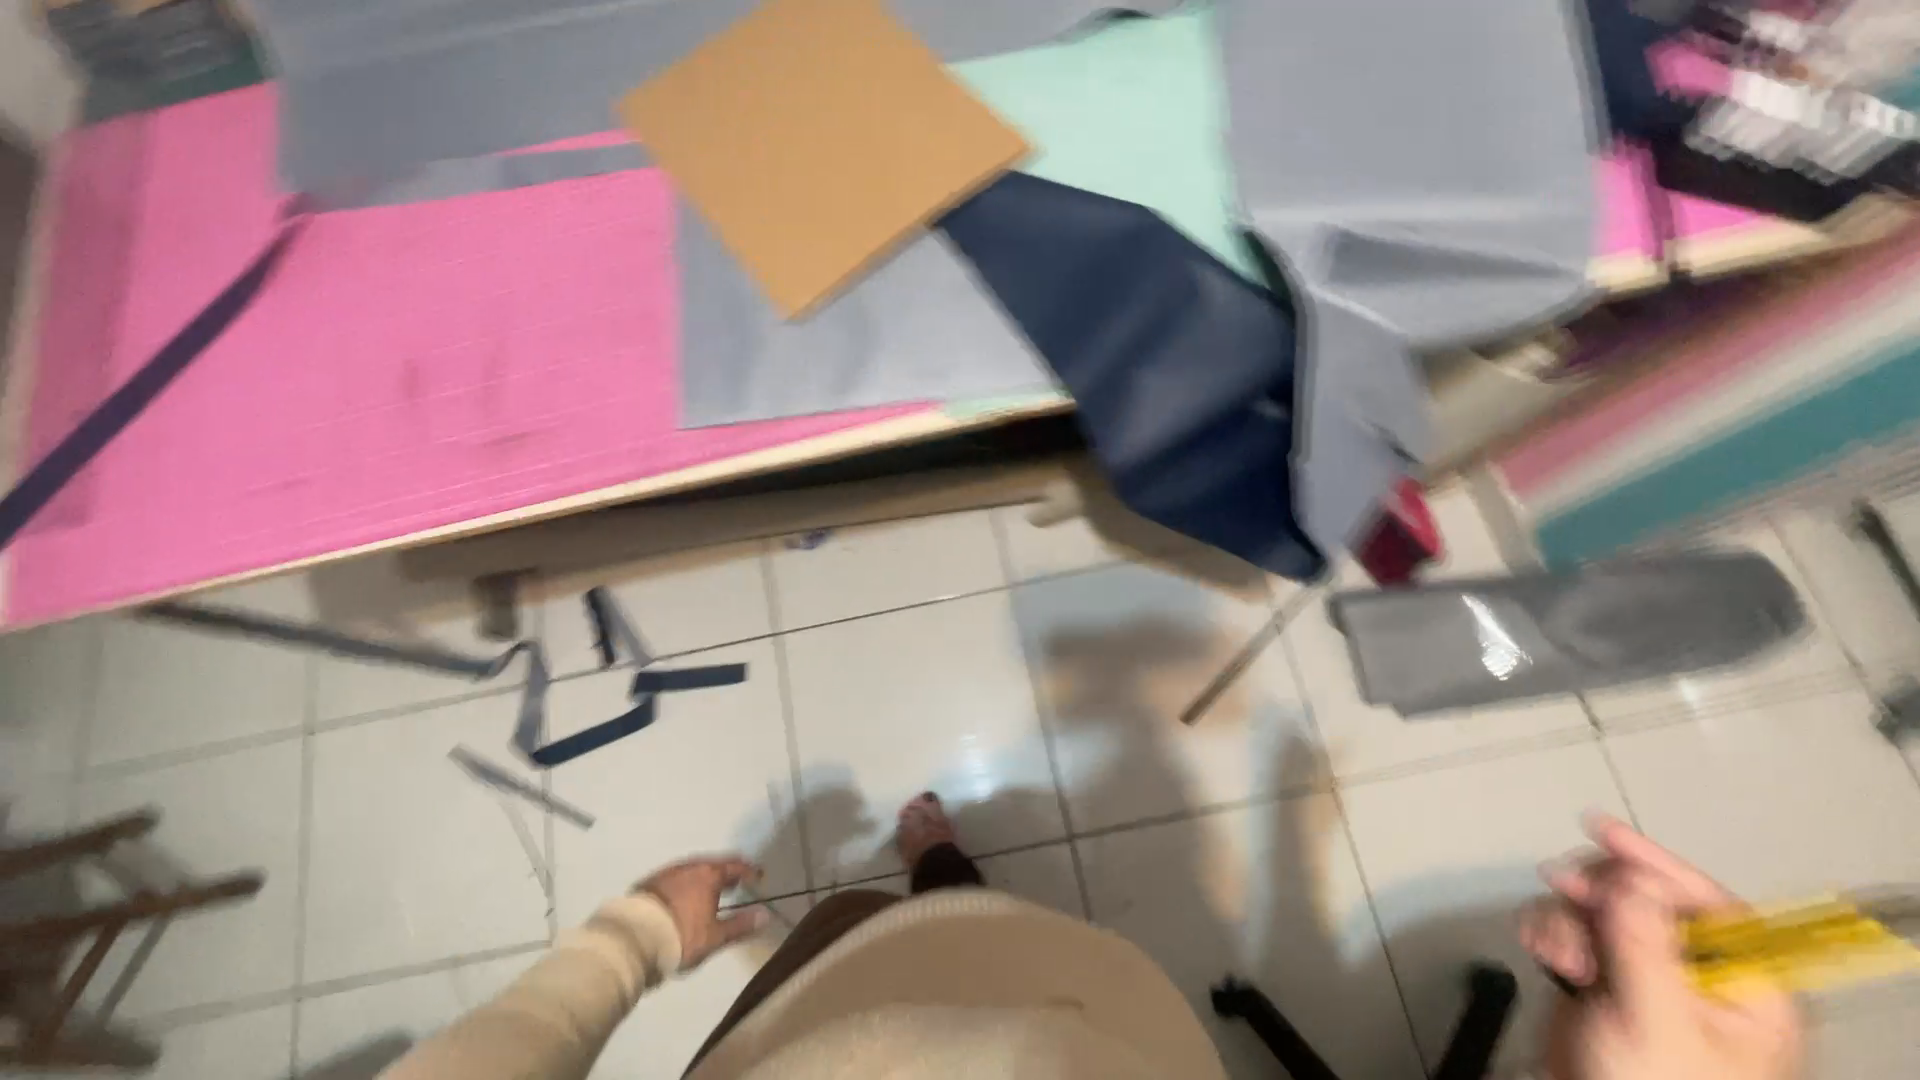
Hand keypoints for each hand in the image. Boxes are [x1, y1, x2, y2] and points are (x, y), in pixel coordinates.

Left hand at [637, 856, 771, 970]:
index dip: (749, 871)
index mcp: (709, 875)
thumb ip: (740, 925)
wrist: (632, 941)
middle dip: (726, 872)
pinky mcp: (647, 884)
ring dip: (703, 877)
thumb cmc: (681, 937)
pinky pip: (674, 879)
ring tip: (708, 890)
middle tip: (734, 881)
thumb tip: (765, 915)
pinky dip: (684, 884)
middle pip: (713, 864)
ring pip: (692, 870)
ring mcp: (666, 874)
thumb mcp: (715, 937)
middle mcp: (689, 867)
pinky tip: (681, 897)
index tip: (758, 876)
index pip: (735, 866)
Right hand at [1519, 814, 1802, 1079]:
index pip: (1709, 903)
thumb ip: (1646, 948)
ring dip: (1565, 919)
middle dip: (1596, 893)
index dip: (1657, 863)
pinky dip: (1548, 930)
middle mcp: (1695, 969)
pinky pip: (1569, 925)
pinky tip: (1542, 951)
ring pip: (1598, 907)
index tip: (1601, 830)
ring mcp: (1643, 971)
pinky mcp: (1598, 974)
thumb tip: (1633, 878)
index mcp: (1742, 985)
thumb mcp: (1654, 1019)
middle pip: (1644, 895)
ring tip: (1556, 953)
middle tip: (1561, 889)